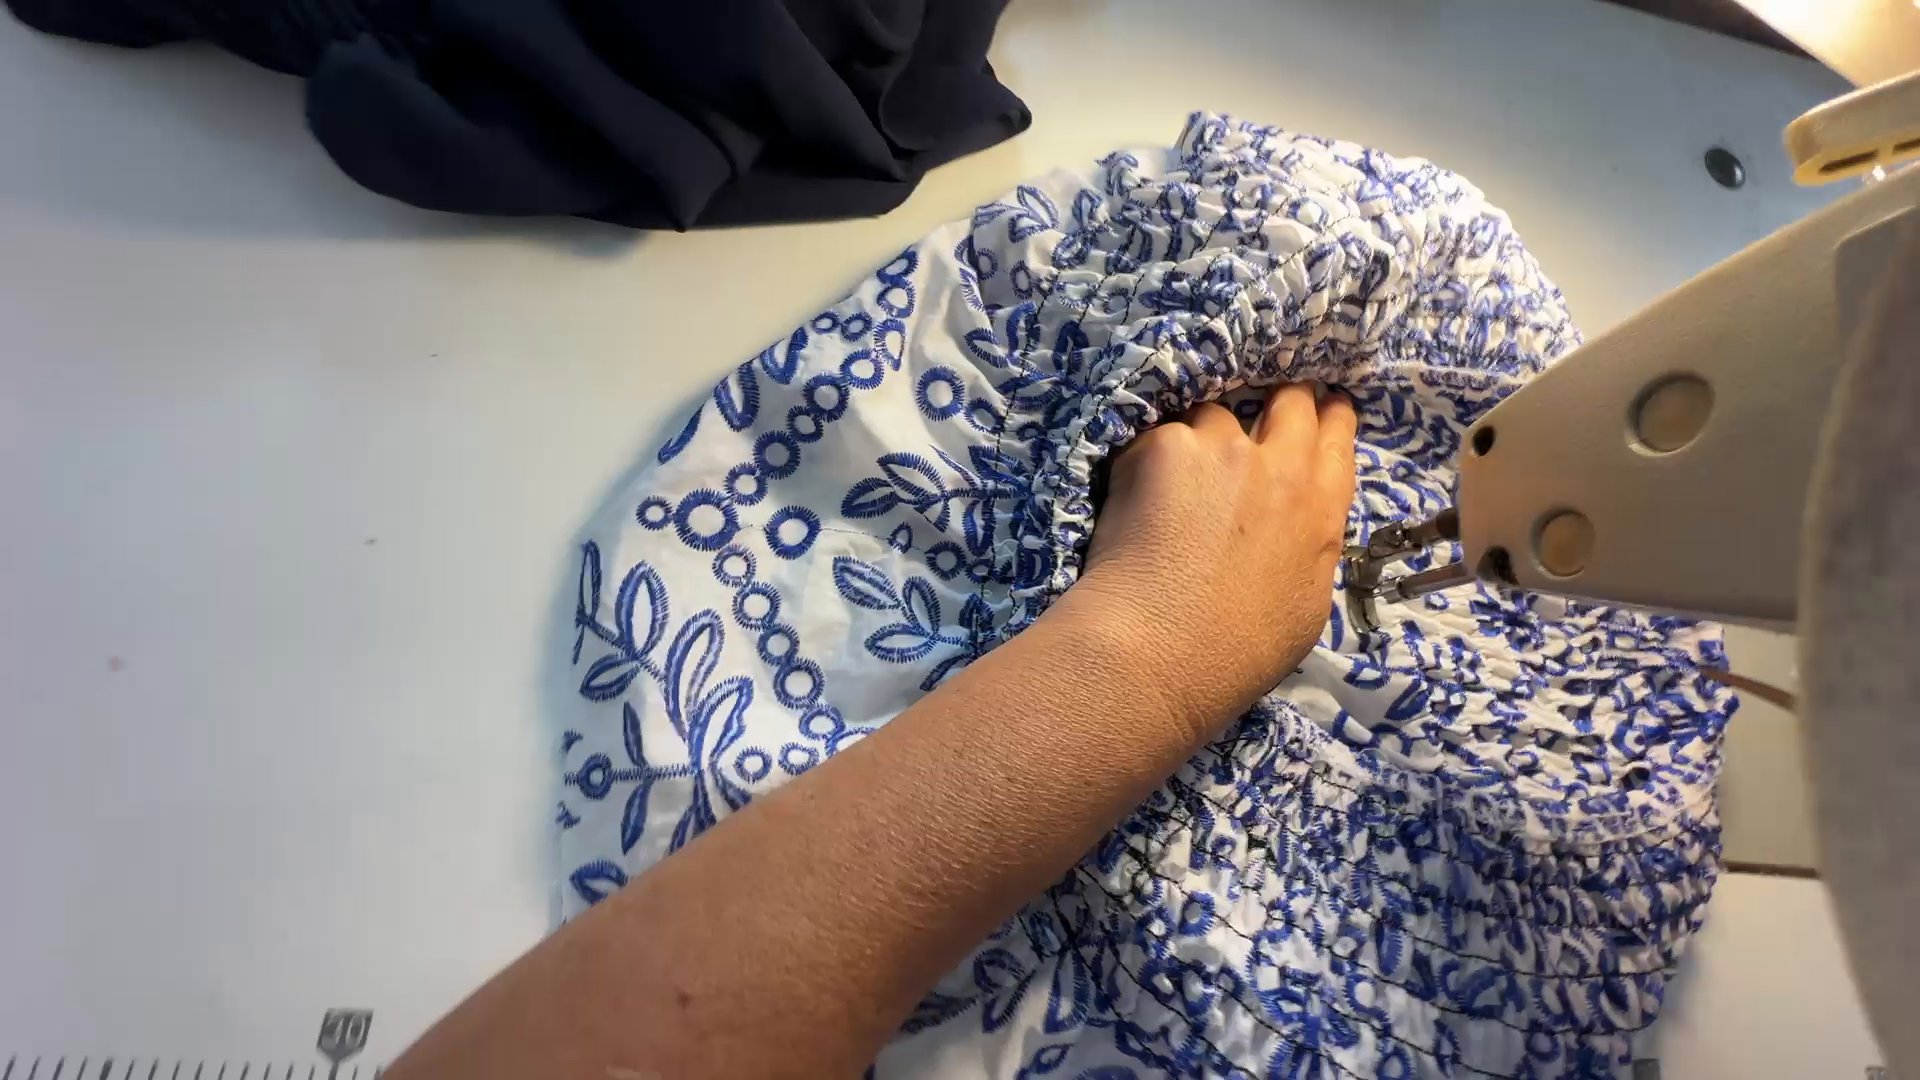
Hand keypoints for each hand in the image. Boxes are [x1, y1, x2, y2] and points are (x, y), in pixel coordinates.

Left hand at [1066, 383, 1356, 735]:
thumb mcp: (1306, 605)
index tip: (1317, 405)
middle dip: (1274, 399)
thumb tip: (1300, 524)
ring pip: (1212, 414)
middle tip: (1251, 417)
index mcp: (1320, 508)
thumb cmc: (1235, 650)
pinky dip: (1144, 460)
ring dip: (1200, 436)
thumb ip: (1308, 544)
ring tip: (1173, 476)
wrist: (1157, 649)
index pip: (1335, 435)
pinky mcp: (1162, 449)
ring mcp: (1219, 449)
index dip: (1325, 414)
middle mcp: (1277, 465)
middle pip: (1287, 399)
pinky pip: (1155, 436)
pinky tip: (1132, 496)